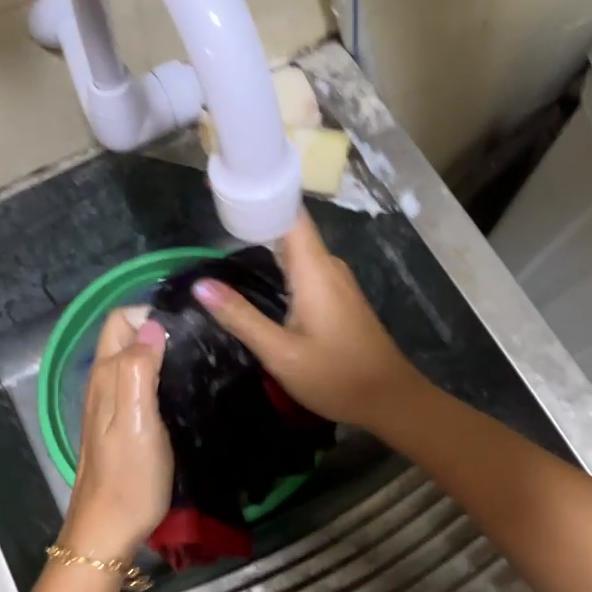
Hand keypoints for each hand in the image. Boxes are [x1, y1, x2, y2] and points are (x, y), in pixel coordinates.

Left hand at [62, 309, 172, 562]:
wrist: (109, 530)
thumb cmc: (129, 477)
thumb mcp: (139, 420)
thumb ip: (140, 368)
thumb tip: (153, 324)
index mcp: (106, 375)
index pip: (122, 318)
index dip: (152, 313)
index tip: (189, 329)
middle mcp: (102, 382)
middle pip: (125, 336)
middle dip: (157, 329)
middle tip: (196, 346)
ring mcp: (108, 404)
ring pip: (131, 359)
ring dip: (159, 353)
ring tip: (195, 364)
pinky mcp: (119, 424)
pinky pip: (135, 383)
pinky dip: (156, 377)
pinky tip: (180, 393)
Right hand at [193, 212, 424, 430]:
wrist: (390, 400)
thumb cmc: (335, 376)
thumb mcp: (280, 353)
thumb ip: (240, 317)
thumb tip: (200, 285)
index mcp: (315, 270)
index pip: (288, 214)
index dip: (259, 199)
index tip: (227, 192)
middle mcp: (328, 267)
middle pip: (290, 230)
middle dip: (254, 222)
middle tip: (213, 223)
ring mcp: (338, 282)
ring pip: (297, 252)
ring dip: (265, 247)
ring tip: (224, 248)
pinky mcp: (339, 298)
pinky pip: (305, 270)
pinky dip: (279, 267)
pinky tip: (257, 282)